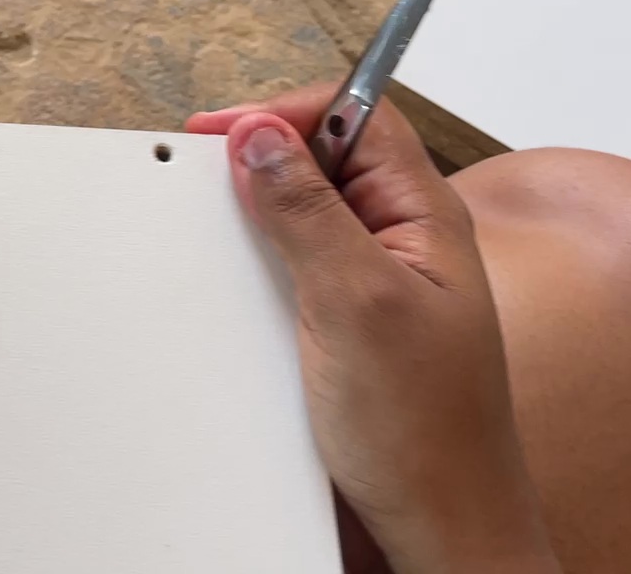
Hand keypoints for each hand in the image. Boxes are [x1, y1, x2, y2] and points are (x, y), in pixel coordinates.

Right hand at [188, 87, 558, 573]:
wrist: (429, 520)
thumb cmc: (418, 426)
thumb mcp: (355, 300)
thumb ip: (306, 211)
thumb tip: (259, 134)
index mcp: (423, 218)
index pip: (358, 119)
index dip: (288, 111)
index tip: (222, 130)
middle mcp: (395, 232)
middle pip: (324, 149)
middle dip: (260, 142)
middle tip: (201, 157)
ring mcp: (364, 265)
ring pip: (300, 193)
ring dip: (252, 186)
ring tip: (208, 195)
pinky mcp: (333, 296)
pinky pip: (288, 238)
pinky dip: (251, 227)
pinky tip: (227, 242)